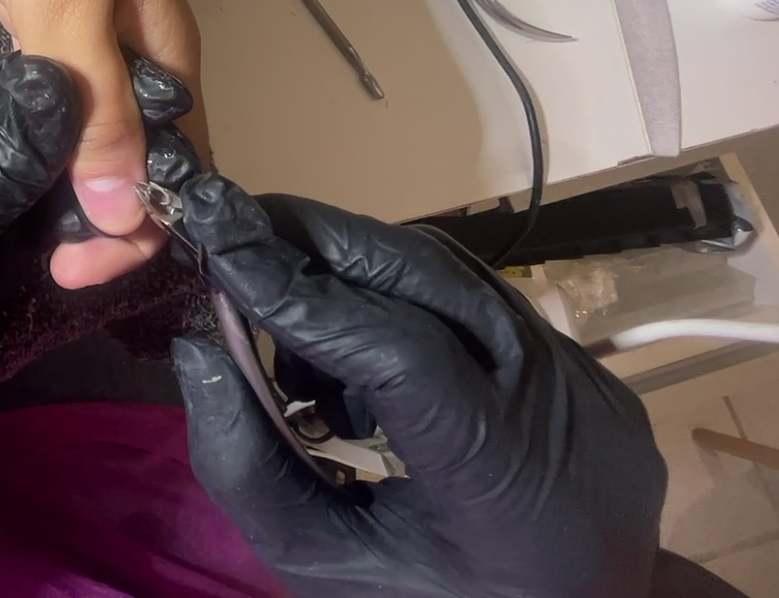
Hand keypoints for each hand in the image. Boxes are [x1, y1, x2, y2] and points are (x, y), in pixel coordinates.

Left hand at [0, 0, 202, 285]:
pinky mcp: (36, 19)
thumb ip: (96, 108)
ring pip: (93, 130)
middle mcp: (134, 54)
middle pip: (139, 158)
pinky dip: (37, 137)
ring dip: (68, 182)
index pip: (179, 170)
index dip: (140, 230)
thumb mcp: (68, 6)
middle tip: (39, 262)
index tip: (74, 267)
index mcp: (163, 56)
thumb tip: (129, 214)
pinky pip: (50, 98)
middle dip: (104, 218)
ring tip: (21, 236)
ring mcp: (83, 36)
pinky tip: (5, 165)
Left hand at [0, 53, 80, 540]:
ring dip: (95, 213)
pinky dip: (81, 243)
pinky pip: (54, 228)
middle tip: (126, 220)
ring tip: (100, 259)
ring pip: (61, 183)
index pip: (14, 85)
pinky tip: (90, 269)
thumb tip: (63, 85)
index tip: (140, 135)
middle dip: (96, 167)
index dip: (78, 101)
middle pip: (49, 132)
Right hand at [170, 175, 666, 597]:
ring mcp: (582, 379)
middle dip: (311, 237)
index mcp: (510, 491)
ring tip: (269, 279)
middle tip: (225, 221)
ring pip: (441, 266)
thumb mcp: (307, 556)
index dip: (297, 292)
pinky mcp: (573, 359)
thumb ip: (239, 458)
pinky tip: (334, 326)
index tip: (213, 243)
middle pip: (427, 277)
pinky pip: (457, 288)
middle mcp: (568, 416)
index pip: (399, 353)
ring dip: (339, 253)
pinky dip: (377, 282)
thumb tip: (195, 343)